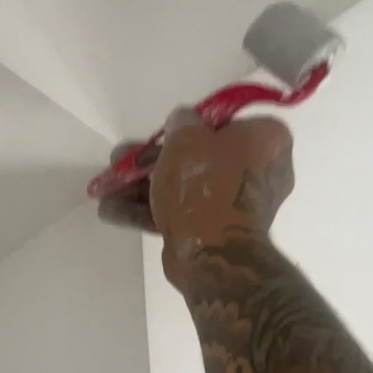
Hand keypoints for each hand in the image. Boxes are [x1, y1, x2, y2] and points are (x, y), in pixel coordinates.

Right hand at [96, 110, 294, 241]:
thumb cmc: (205, 186)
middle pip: (198, 159)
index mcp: (267, 140)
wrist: (211, 253)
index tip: (162, 136)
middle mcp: (259, 172)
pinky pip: (180, 214)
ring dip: (141, 189)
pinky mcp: (214, 233)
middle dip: (152, 162)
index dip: (189, 128)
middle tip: (122, 160)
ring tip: (105, 190)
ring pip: (183, 188)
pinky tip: (111, 211)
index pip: (226, 125)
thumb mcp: (186, 140)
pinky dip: (148, 212)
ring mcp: (236, 206)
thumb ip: (181, 122)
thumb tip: (181, 120)